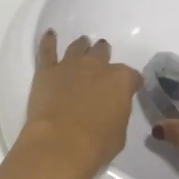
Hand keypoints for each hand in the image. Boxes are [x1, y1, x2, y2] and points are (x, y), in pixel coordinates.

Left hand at [0, 31, 140, 178]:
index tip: (131, 86)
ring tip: (83, 44)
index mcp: (120, 81)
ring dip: (82, 46)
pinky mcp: (47, 70)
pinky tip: (50, 34)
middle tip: (102, 58)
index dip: (131, 82)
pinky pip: (47, 49)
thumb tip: (111, 109)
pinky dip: (48, 40)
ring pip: (78, 47)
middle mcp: (97, 66)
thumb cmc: (96, 145)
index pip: (132, 76)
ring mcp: (70, 65)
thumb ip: (117, 114)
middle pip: (102, 53)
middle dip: (104, 55)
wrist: (60, 143)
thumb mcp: (119, 133)